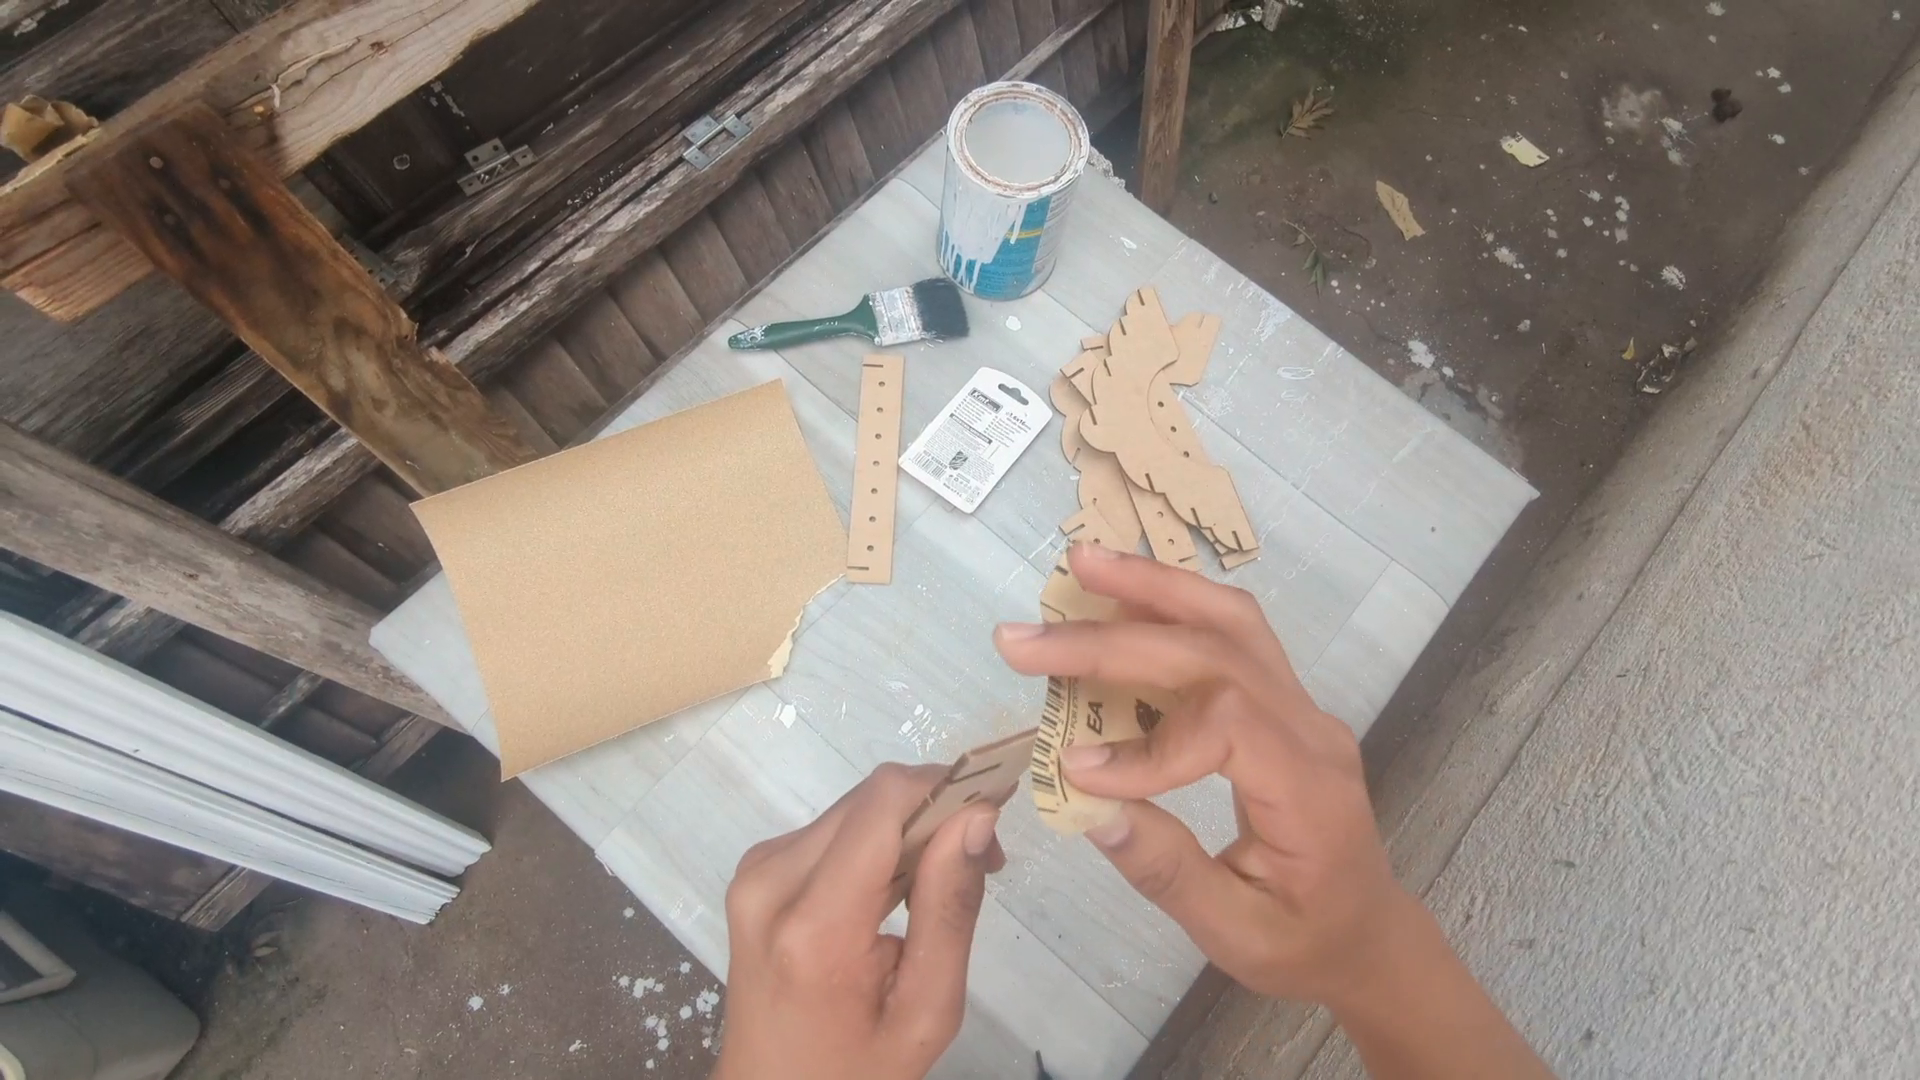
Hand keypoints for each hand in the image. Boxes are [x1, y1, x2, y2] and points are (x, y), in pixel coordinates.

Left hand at [713, 764, 1006, 1079]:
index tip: (995, 805)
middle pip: (872, 799)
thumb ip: (950, 908)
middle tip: (982, 859)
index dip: (944, 785)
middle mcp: (772, 878)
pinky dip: (879, 841)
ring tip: (942, 879)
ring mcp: (758, 870)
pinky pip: (836, 827)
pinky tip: (898, 884)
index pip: (884, 802)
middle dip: (936, 811)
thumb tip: (978, 815)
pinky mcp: (759, 868)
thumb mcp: (926, 1011)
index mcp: (814, 923)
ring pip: (857, 807)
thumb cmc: (857, 1069)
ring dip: (910, 826)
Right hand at [993, 542, 1413, 1008]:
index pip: (1226, 725)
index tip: (1077, 769)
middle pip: (1213, 649)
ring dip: (1150, 585)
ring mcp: (1297, 700)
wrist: (1369, 930)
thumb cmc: (1306, 940)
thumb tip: (1090, 805)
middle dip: (1111, 639)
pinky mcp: (1277, 693)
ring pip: (1228, 616)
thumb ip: (1167, 872)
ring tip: (1082, 564)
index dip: (1146, 740)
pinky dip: (1169, 601)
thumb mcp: (1237, 934)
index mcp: (1308, 789)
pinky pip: (1227, 628)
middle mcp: (1309, 725)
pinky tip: (1119, 594)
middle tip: (1025, 637)